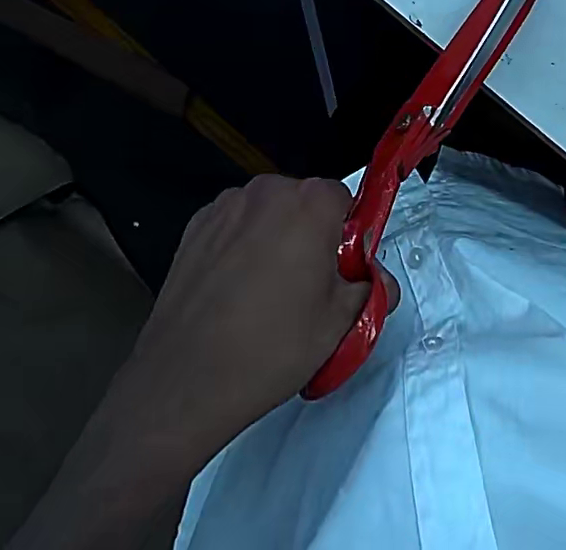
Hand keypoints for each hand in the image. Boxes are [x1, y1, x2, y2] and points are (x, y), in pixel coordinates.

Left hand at [9, 177, 397, 548]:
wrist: (186, 376)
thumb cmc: (273, 346)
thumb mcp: (340, 325)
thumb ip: (371, 289)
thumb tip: (378, 278)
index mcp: (310, 203)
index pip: (345, 199)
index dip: (349, 234)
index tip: (341, 270)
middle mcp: (267, 189)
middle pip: (304, 201)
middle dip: (312, 233)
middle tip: (307, 286)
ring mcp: (225, 203)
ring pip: (266, 212)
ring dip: (274, 236)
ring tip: (265, 292)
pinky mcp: (195, 223)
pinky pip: (233, 224)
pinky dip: (240, 244)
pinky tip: (232, 289)